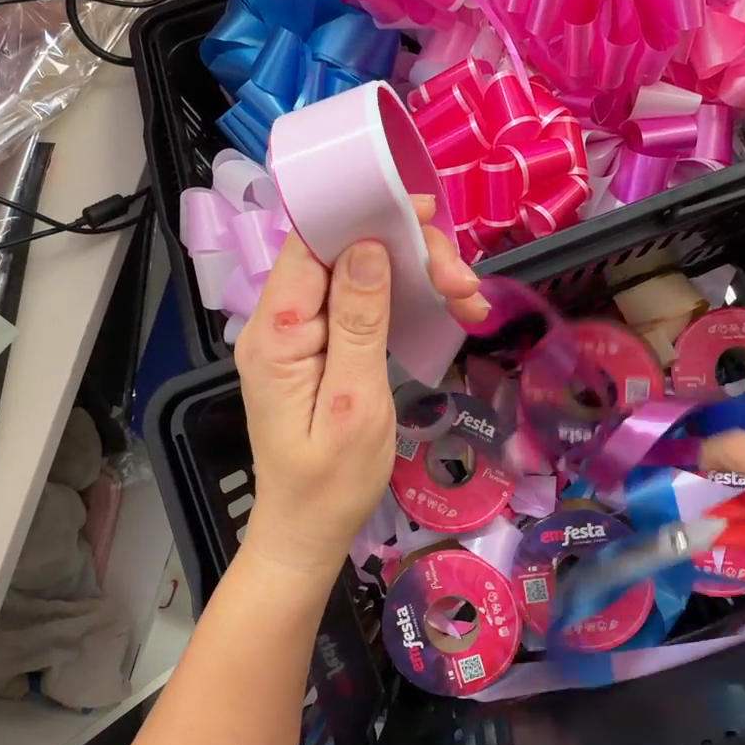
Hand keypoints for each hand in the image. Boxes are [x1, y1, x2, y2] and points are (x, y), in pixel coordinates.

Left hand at [234, 196, 487, 578]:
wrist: (308, 531)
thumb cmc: (332, 481)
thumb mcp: (355, 402)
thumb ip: (358, 322)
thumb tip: (367, 247)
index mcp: (277, 331)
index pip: (311, 243)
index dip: (362, 214)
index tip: (421, 214)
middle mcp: (279, 320)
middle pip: (342, 252)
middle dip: (406, 254)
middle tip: (463, 284)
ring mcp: (299, 332)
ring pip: (358, 272)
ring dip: (415, 276)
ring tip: (467, 302)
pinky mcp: (318, 344)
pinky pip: (360, 302)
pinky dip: (405, 300)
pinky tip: (448, 312)